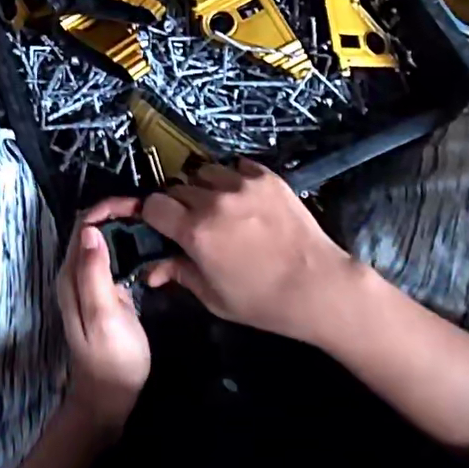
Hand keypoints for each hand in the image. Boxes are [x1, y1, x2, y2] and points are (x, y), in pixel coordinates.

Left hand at [56, 198, 151, 431]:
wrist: (110, 400)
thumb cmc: (111, 359)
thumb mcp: (104, 315)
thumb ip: (94, 273)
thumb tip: (89, 229)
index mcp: (71, 275)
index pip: (83, 224)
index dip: (108, 208)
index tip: (139, 206)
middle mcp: (75, 273)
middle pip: (91, 227)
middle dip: (117, 212)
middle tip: (152, 212)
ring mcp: (89, 282)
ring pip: (102, 239)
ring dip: (124, 225)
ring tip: (154, 222)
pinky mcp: (104, 290)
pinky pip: (112, 255)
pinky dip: (127, 243)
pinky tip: (148, 244)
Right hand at [142, 159, 361, 345]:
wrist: (319, 286)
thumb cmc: (262, 301)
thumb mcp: (213, 296)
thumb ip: (179, 273)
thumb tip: (150, 270)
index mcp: (195, 232)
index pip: (153, 204)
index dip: (152, 214)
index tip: (162, 225)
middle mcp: (213, 201)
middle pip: (177, 187)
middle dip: (179, 204)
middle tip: (194, 222)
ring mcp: (241, 184)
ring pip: (205, 172)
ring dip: (205, 187)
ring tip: (219, 206)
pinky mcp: (266, 176)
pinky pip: (236, 166)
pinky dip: (233, 178)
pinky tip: (243, 197)